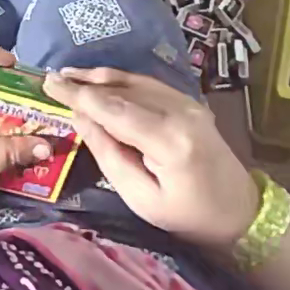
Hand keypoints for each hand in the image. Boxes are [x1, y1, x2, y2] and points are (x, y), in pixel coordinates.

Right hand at [41, 67, 259, 251]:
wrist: (240, 210)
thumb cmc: (187, 215)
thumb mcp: (140, 197)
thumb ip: (108, 154)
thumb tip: (82, 118)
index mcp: (168, 140)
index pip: (113, 108)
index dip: (78, 94)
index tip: (49, 83)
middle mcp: (179, 112)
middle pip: (122, 90)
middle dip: (84, 82)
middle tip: (51, 77)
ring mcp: (187, 103)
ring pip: (134, 81)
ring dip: (100, 77)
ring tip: (69, 75)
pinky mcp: (189, 103)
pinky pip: (148, 84)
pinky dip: (120, 80)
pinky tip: (100, 80)